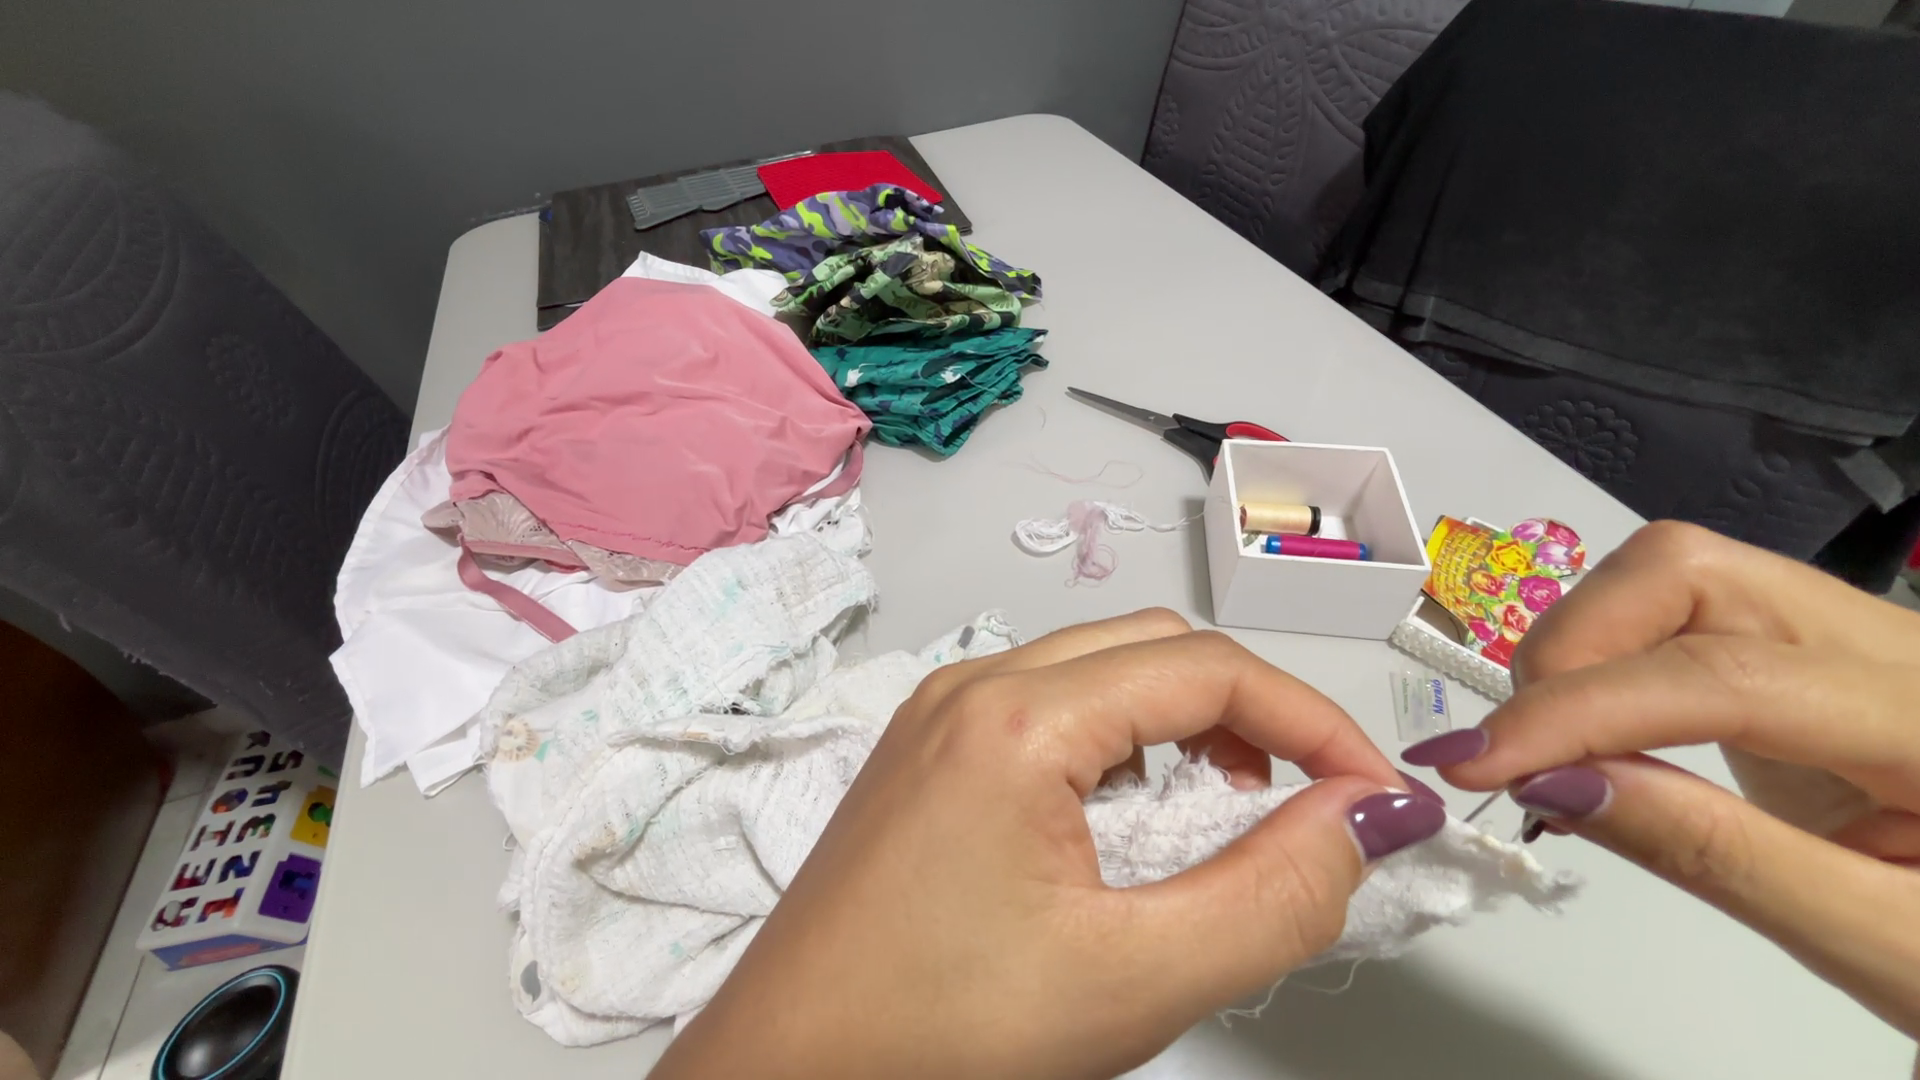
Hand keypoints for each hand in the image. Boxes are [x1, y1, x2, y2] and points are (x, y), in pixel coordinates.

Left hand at [651, 610, 1437, 1079]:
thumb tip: (1364, 819)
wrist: (787, 1067)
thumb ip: (1274, 896)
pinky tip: (1124, 812)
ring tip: (1216, 811)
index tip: (1376, 794)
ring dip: (1181, 721)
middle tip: (1300, 804)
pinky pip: (1049, 701)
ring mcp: (942, 707)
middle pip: (1152, 648)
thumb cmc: (945, 1034)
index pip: (1204, 668)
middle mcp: (973, 683)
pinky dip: (1117, 737)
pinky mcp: (928, 742)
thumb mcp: (1134, 980)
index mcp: (1016, 717)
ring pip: (1101, 666)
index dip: (1312, 720)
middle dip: (1247, 712)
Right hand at [1404, 522, 1919, 1038]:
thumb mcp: (1880, 945)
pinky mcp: (1791, 640)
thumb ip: (1716, 855)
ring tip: (1563, 746)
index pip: (1723, 676)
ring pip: (1660, 575)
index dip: (1577, 713)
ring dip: (1573, 651)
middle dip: (1569, 653)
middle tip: (1530, 749)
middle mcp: (1892, 641)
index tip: (1468, 765)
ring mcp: (1841, 628)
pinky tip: (1596, 730)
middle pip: (1681, 573)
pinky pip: (1663, 608)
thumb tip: (1550, 783)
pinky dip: (1595, 658)